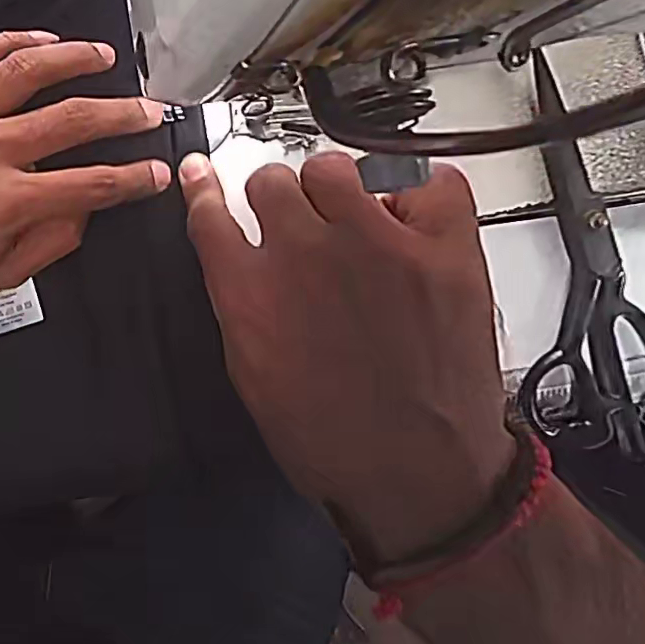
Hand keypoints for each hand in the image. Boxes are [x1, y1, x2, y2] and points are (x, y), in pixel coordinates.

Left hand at [0, 31, 170, 348]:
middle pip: (72, 118)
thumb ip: (51, 241)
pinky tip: (36, 41)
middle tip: (150, 111)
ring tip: (103, 57)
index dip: (135, 177)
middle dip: (124, 114)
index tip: (155, 171)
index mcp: (5, 202)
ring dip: (73, 59)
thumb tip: (86, 209)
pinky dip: (7, 41)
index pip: (92, 182)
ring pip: (25, 71)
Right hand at [179, 151, 513, 560]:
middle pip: (270, 179)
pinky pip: (430, 183)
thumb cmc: (328, 435)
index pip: (209, 211)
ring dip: (331, 189)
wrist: (417, 475)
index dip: (202, 186)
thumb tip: (234, 257)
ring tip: (348, 219)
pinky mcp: (442, 253)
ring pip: (334, 169)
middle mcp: (305, 257)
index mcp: (250, 291)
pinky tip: (409, 221)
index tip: (202, 173)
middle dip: (272, 197)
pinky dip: (418, 195)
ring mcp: (377, 247)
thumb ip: (236, 301)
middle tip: (292, 219)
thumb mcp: (249, 371)